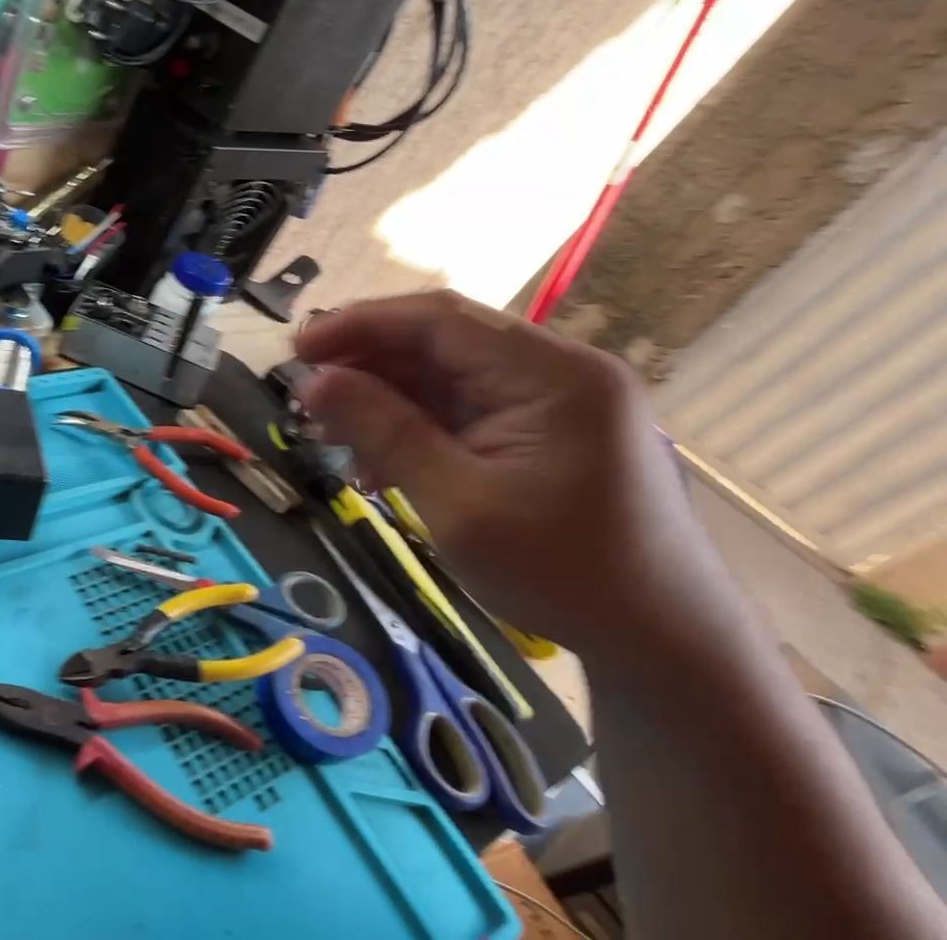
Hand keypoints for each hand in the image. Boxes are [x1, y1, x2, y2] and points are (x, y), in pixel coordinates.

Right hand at [293, 292, 719, 659]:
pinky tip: (374, 461)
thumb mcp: (456, 502)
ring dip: (384, 398)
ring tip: (328, 433)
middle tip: (305, 396)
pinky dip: (414, 427)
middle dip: (367, 363)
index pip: (440, 319)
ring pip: (447, 376)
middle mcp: (557, 371)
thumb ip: (384, 431)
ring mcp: (554, 401)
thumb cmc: (560, 571)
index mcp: (552, 374)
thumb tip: (312, 381)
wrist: (660, 638)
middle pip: (442, 342)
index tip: (295, 346)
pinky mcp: (544, 432)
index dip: (360, 324)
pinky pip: (465, 410)